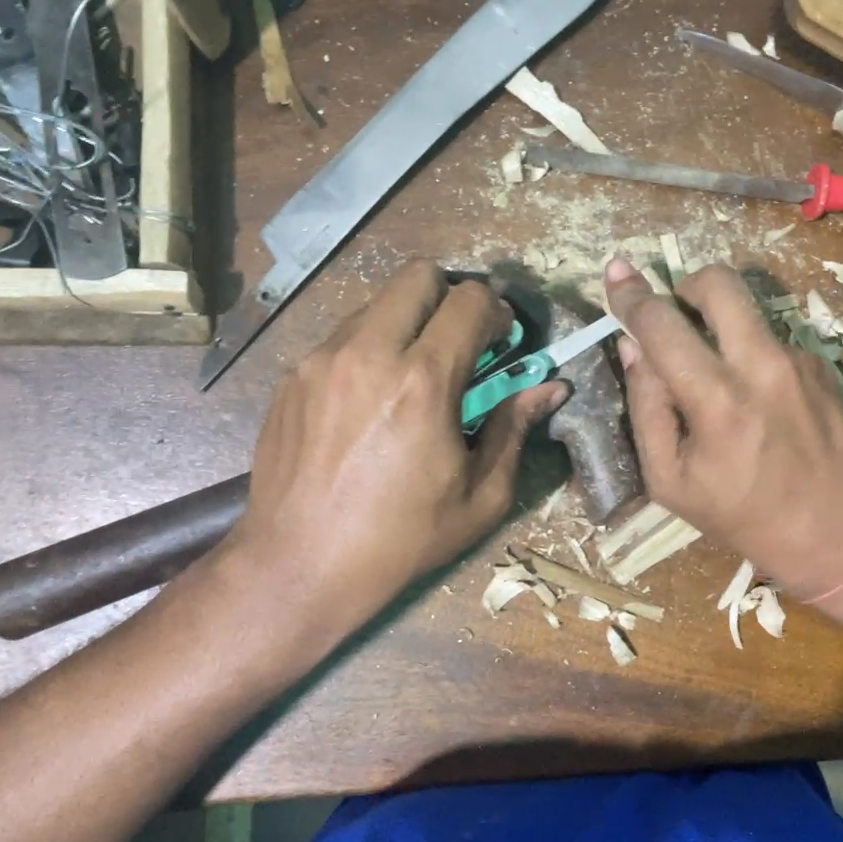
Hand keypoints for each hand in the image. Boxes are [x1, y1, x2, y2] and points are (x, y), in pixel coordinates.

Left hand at [222, 260, 566, 638]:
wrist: (300, 565)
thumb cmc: (402, 539)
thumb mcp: (480, 497)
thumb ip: (515, 429)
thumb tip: (550, 387)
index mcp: (423, 383)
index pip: (470, 300)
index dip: (498, 311)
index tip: (502, 340)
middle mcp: (368, 353)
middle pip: (419, 275)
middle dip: (451, 297)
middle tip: (460, 341)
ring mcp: (320, 360)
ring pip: (376, 303)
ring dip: (408, 322)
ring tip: (413, 375)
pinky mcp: (292, 376)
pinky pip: (342, 337)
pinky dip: (370, 350)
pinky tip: (371, 401)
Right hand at [606, 259, 842, 600]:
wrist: (834, 532)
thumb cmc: (740, 516)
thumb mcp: (670, 481)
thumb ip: (646, 409)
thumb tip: (633, 348)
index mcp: (717, 401)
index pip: (663, 326)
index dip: (632, 296)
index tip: (615, 272)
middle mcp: (762, 367)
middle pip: (720, 284)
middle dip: (688, 286)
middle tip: (677, 312)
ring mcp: (799, 362)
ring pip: (749, 314)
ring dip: (723, 329)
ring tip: (722, 381)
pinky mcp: (823, 366)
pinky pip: (773, 343)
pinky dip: (753, 359)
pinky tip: (761, 404)